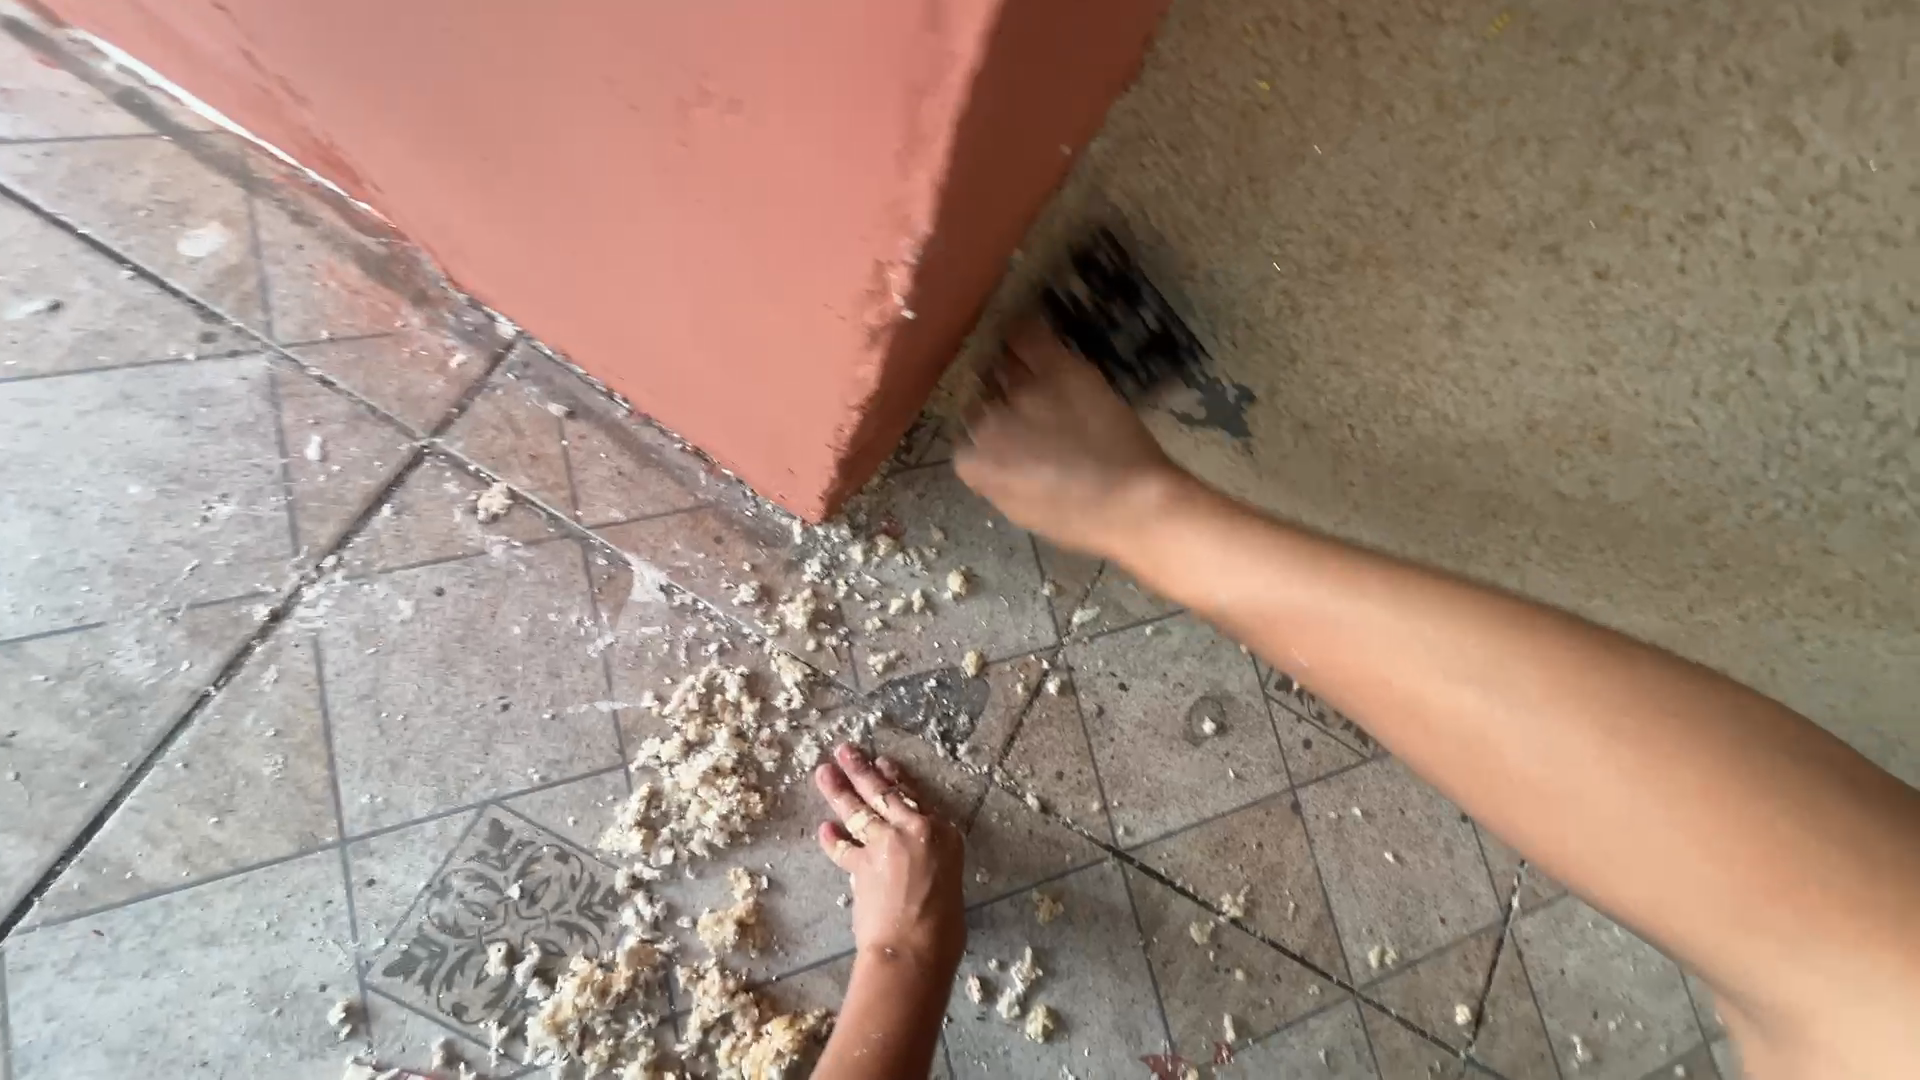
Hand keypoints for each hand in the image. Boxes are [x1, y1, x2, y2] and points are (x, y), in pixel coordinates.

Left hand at [814, 744, 965, 974]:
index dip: (895, 778)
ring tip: (824, 771)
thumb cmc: (944, 927)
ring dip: (838, 790)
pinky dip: (832, 839)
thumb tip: (910, 859)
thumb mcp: (950, 879)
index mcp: (943, 833)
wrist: (914, 952)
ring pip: (858, 810)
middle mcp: (914, 830)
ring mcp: (885, 844)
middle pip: (883, 792)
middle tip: (844, 750)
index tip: (882, 763)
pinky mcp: (861, 865)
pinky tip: (823, 828)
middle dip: (861, 769)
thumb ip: (928, 858)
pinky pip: (843, 847)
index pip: (915, 797)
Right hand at [954, 319, 1192, 559]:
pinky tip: (1021, 330)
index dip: (986, 444)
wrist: (1129, 501)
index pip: (966, 446)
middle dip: (992, 404)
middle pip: (979, 402)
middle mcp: (989, 425)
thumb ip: (1000, 483)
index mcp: (979, 466)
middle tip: (1015, 409)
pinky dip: (1021, 331)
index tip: (1003, 447)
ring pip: (998, 366)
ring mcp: (1022, 394)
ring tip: (1014, 365)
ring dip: (1003, 366)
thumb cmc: (1080, 521)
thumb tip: (999, 466)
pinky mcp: (1057, 370)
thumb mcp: (1024, 513)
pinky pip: (1027, 336)